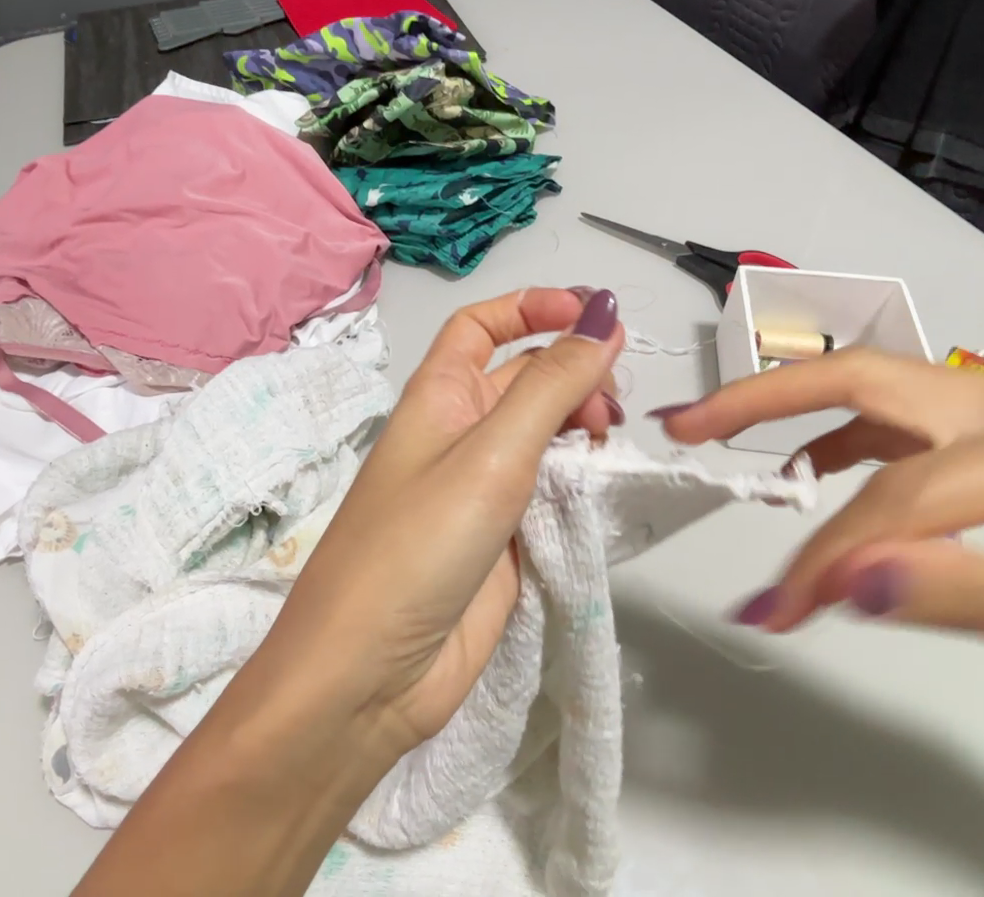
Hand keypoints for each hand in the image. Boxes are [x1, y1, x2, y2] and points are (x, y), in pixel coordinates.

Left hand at [76, 288, 625, 896]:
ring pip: (543, 435)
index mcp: (438, 396)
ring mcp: (481, 491)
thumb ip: (552, 385)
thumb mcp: (489, 454)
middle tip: (611, 405)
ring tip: (608, 443)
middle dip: (573, 372)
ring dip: (582, 425)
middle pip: (523, 378)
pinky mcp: (503, 541)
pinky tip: (602, 487)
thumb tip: (604, 317)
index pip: (481, 326)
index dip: (532, 308)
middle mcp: (458, 434)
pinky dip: (580, 479)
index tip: (594, 316)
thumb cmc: (419, 545)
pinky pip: (550, 491)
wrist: (371, 674)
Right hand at [654, 348, 983, 723]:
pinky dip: (832, 441)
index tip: (775, 612)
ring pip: (871, 392)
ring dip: (786, 414)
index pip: (907, 493)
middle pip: (866, 380)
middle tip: (681, 428)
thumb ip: (972, 597)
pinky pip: (892, 422)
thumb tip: (847, 582)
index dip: (830, 552)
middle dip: (763, 401)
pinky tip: (803, 473)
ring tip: (715, 439)